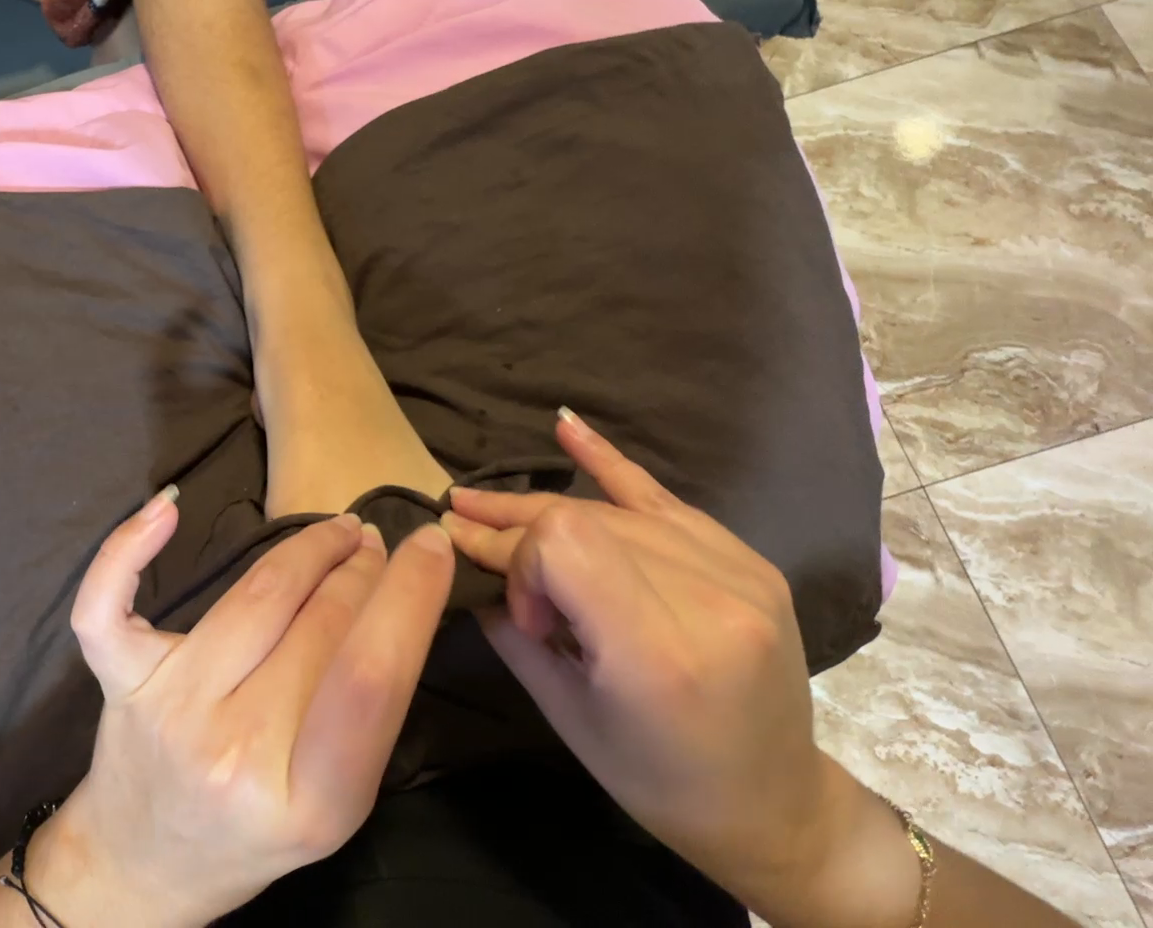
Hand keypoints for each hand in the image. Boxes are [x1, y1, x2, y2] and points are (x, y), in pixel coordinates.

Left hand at [30, 492, 455, 927]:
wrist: (144, 864)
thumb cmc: (252, 836)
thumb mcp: (334, 802)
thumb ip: (365, 713)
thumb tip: (391, 597)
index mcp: (309, 799)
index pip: (369, 674)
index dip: (408, 596)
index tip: (431, 544)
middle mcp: (233, 751)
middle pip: (314, 623)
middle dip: (359, 567)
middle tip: (376, 540)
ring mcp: (169, 709)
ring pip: (250, 598)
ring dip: (305, 548)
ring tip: (337, 532)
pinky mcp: (119, 681)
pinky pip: (108, 604)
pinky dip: (127, 549)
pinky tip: (169, 507)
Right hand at [440, 410, 870, 914]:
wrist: (768, 801)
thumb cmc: (654, 777)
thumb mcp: (564, 711)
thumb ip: (509, 627)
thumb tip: (463, 560)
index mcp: (659, 653)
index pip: (563, 546)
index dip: (517, 560)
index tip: (513, 608)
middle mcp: (708, 598)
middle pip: (582, 519)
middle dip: (513, 526)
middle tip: (459, 526)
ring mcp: (738, 571)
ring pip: (609, 508)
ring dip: (539, 506)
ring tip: (480, 502)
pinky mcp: (745, 559)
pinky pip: (663, 497)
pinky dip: (608, 462)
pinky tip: (565, 427)